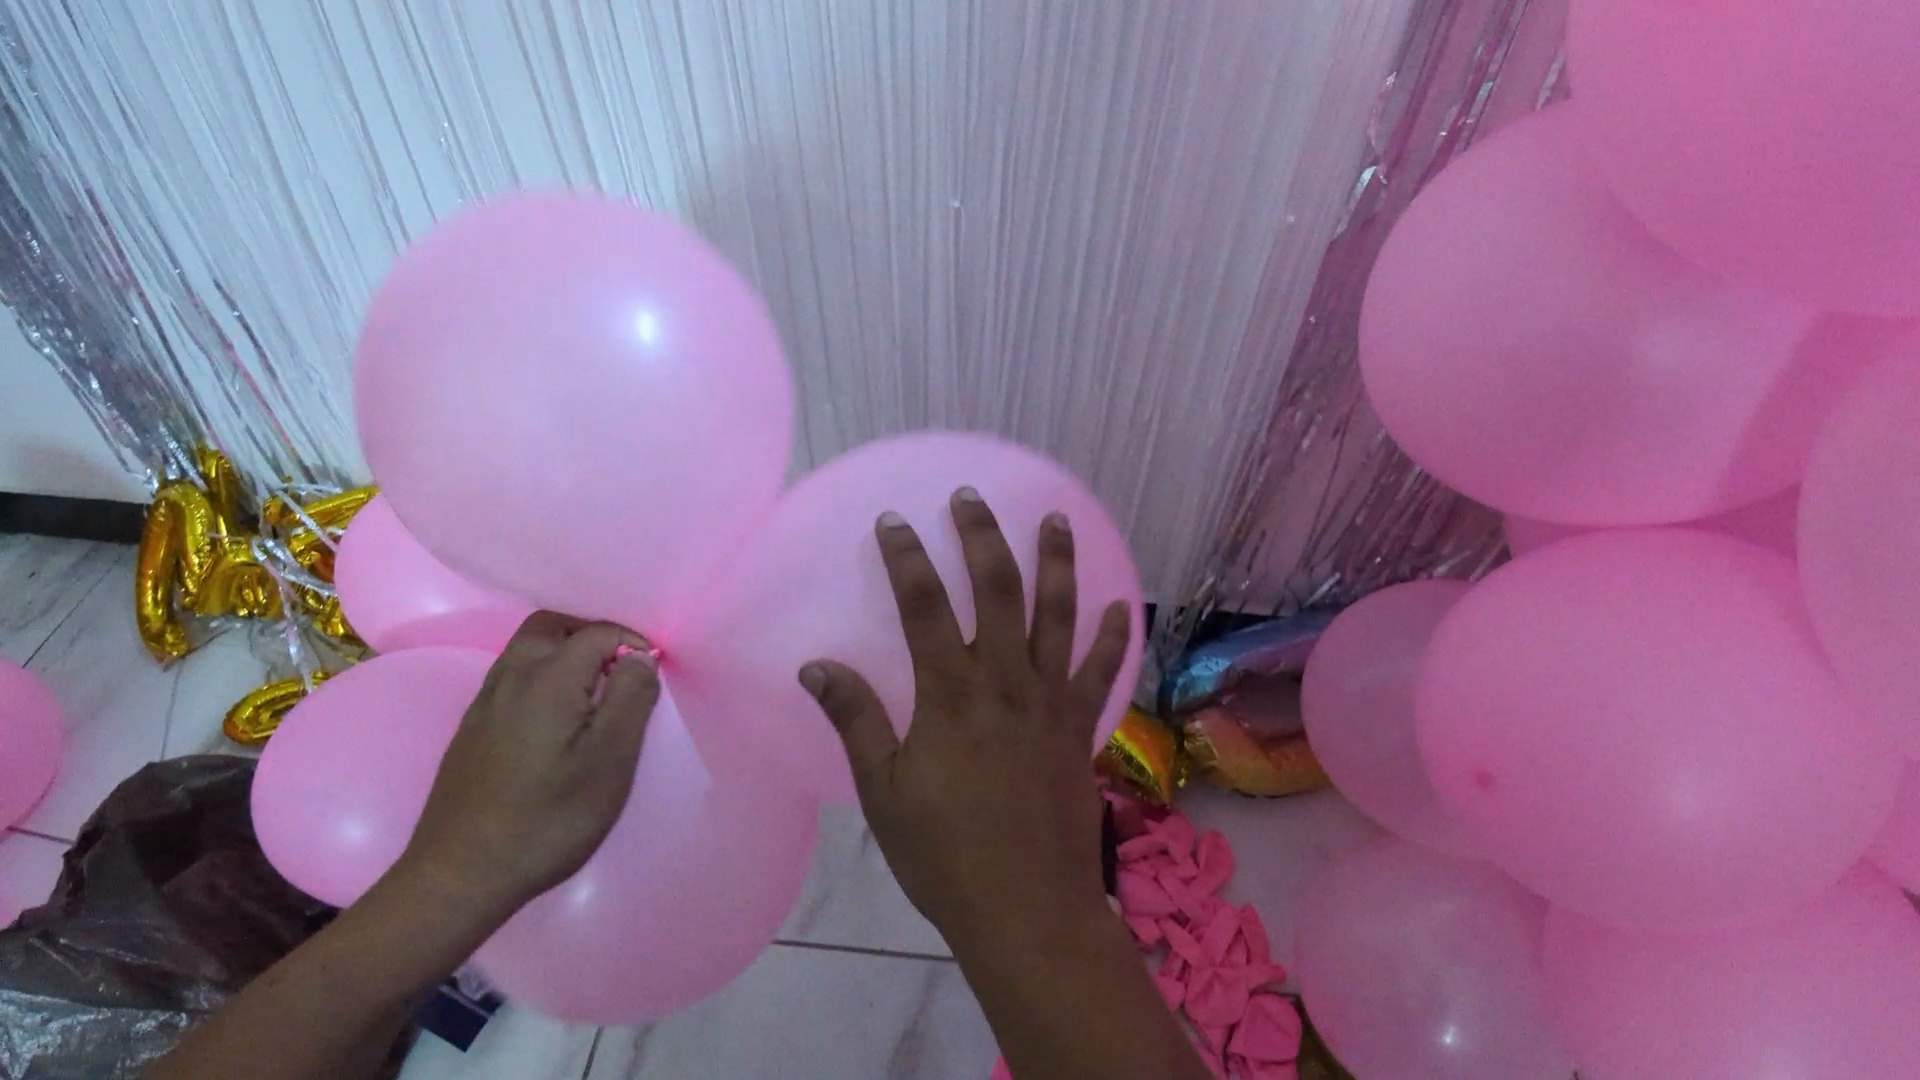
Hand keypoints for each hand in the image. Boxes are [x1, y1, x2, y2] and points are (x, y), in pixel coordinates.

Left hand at [396, 612, 660, 919]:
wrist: (461, 875)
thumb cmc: (549, 817)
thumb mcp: (610, 759)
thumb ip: (631, 697)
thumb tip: (639, 657)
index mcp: (548, 678)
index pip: (596, 633)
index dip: (631, 642)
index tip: (654, 672)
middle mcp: (511, 677)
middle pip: (551, 625)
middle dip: (591, 632)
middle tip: (622, 666)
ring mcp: (485, 703)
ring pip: (526, 649)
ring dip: (564, 652)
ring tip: (595, 690)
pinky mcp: (472, 729)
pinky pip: (512, 677)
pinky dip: (543, 675)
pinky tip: (558, 717)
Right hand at [799, 488, 1132, 947]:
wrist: (1027, 909)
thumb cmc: (944, 855)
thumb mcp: (883, 792)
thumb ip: (856, 721)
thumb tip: (816, 666)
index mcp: (950, 695)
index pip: (923, 606)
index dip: (907, 558)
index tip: (895, 521)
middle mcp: (1004, 683)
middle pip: (995, 591)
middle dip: (981, 538)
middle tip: (972, 498)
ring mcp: (1050, 702)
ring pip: (1056, 615)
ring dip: (1055, 563)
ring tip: (1056, 519)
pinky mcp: (1080, 729)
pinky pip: (1101, 672)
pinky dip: (1112, 637)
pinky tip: (1121, 605)